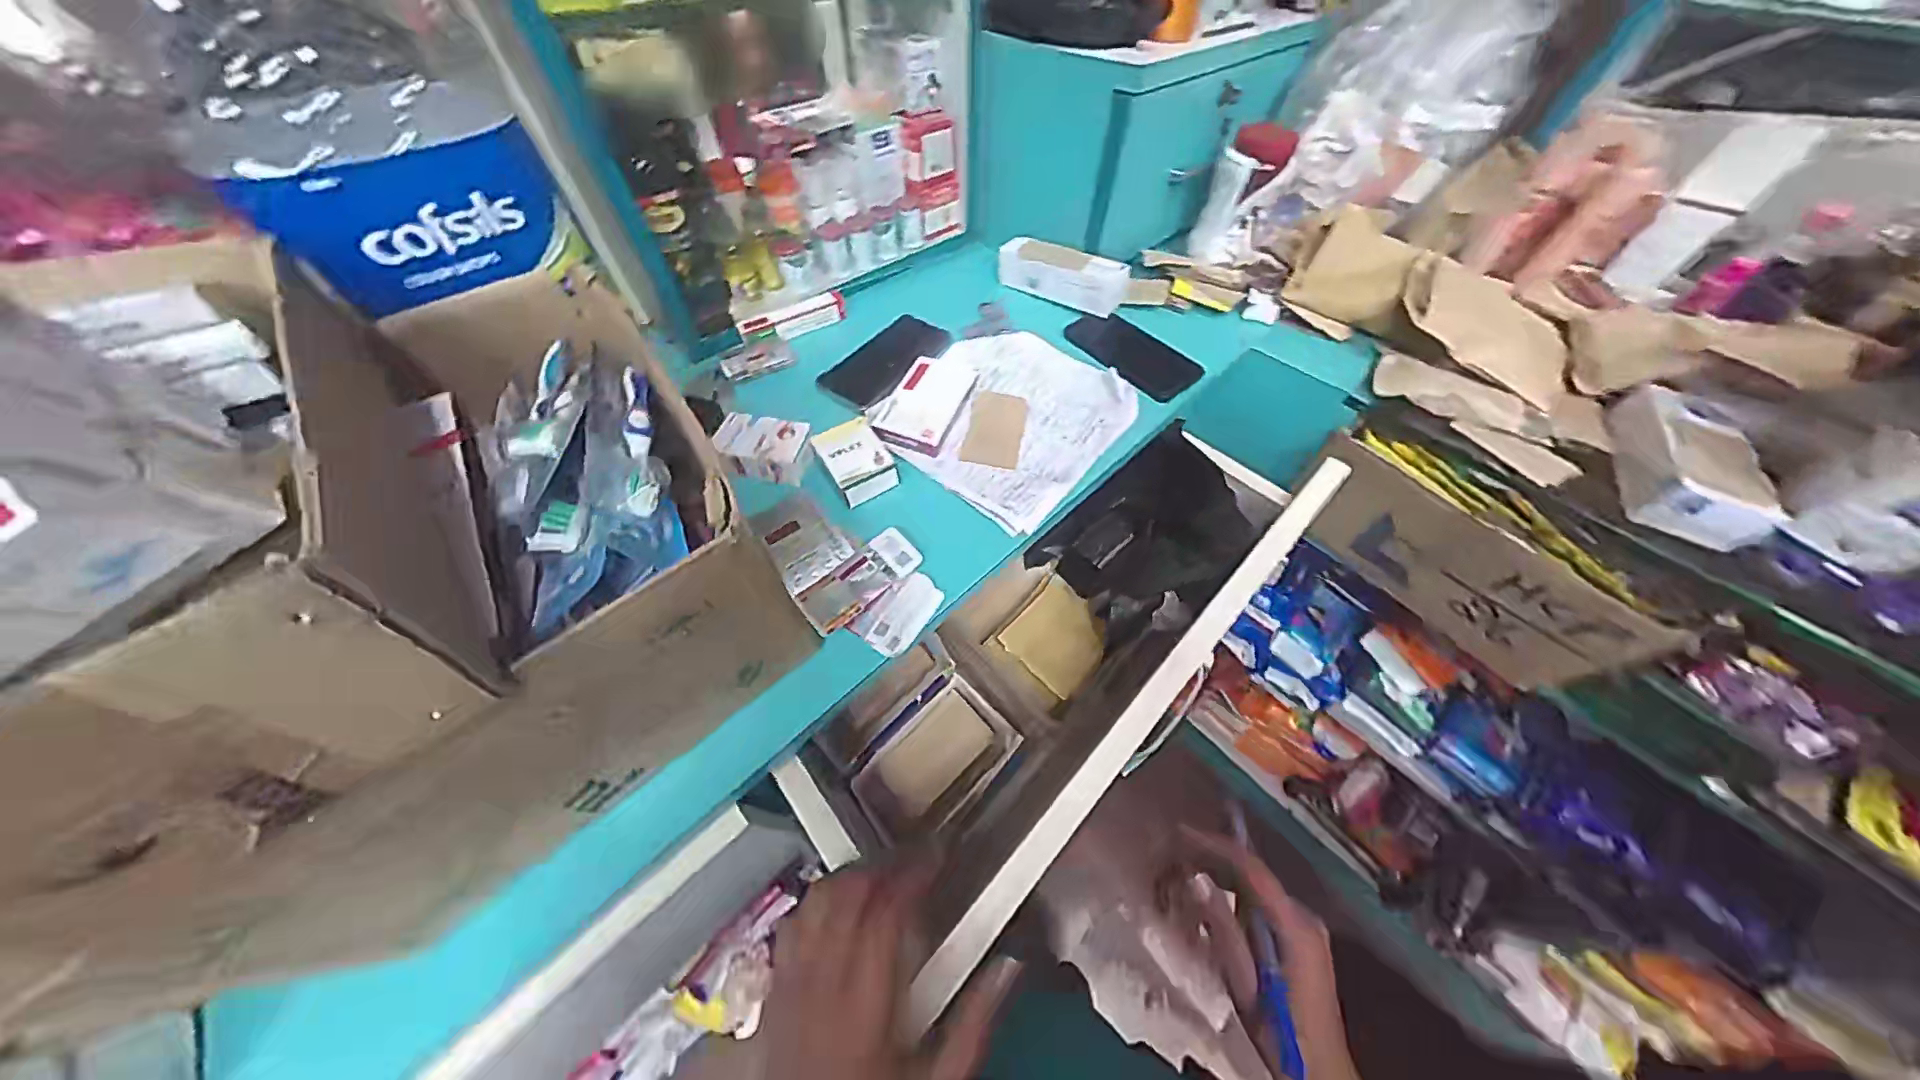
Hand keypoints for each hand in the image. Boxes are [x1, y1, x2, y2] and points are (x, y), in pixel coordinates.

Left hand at [762, 862, 1020, 1079]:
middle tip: (909, 862)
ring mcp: (794, 986)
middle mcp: (824, 986)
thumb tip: (1004, 971)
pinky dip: (814, 903)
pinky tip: (834, 906)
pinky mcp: (776, 993)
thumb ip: (972, 1022)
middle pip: (847, 894)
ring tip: (876, 874)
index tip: (934, 858)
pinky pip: (790, 927)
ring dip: (848, 878)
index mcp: (866, 1004)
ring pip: (815, 901)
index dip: (913, 873)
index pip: (886, 911)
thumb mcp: (935, 1078)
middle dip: (881, 866)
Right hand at [1179, 824, 1359, 1079]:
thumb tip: (1197, 881)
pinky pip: (1264, 901)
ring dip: (1225, 873)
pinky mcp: (1302, 938)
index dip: (1216, 845)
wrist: (1319, 1071)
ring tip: (1187, 864)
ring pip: (1259, 886)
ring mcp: (1307, 927)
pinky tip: (1214, 893)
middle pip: (1257, 872)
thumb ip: (1222, 929)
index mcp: (1295, 924)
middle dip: (1216, 856)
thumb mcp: (1243, 981)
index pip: (1253, 868)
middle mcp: (1305, 917)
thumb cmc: (1280, 1032)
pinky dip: (1237, 892)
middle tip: (1178, 847)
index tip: (1183, 832)